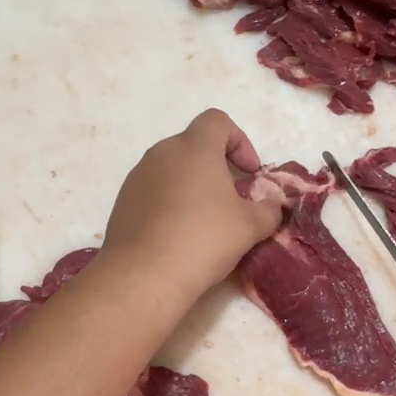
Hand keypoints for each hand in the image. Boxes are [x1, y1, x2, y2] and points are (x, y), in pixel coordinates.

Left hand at [102, 109, 283, 300]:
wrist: (143, 275)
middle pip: (194, 146)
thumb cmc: (203, 239)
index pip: (218, 121)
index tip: (249, 174)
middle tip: (232, 201)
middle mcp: (162, 153)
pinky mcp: (123, 202)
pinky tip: (179, 236)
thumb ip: (269, 209)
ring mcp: (138, 177)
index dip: (240, 141)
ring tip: (206, 222)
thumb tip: (272, 205)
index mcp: (194, 148)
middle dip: (217, 167)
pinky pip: (154, 191)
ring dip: (193, 186)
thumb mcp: (250, 226)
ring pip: (173, 170)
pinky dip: (171, 203)